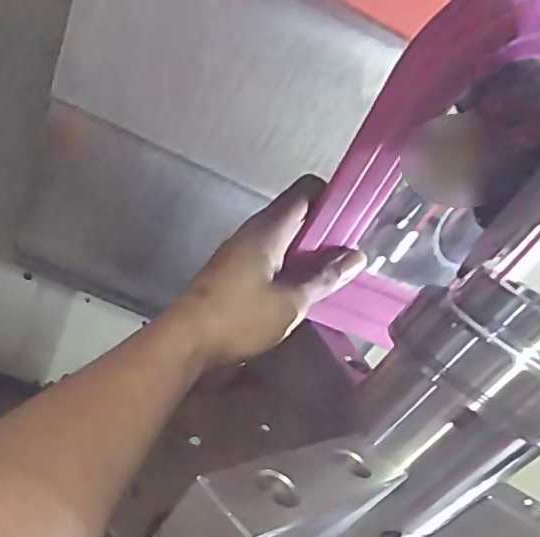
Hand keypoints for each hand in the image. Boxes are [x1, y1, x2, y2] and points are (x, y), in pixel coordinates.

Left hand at [161, 175, 366, 368]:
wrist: (184, 343)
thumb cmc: (237, 320)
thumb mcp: (289, 304)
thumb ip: (324, 280)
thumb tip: (355, 258)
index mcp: (269, 229)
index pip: (307, 191)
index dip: (333, 199)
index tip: (352, 224)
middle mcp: (251, 234)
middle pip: (295, 217)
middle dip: (323, 234)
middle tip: (345, 261)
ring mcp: (237, 255)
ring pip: (281, 243)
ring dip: (305, 257)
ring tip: (325, 282)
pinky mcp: (229, 277)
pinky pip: (266, 263)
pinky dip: (286, 273)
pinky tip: (295, 297)